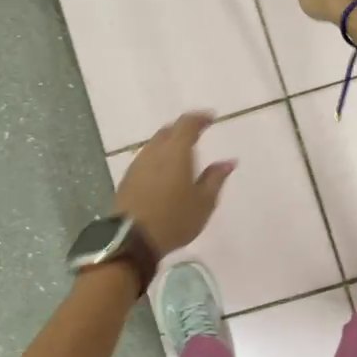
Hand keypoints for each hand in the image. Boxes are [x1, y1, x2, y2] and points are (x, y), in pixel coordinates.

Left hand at [114, 112, 236, 255]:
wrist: (132, 238)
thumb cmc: (175, 219)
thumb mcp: (204, 202)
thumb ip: (216, 178)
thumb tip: (228, 161)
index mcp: (176, 151)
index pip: (187, 123)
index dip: (200, 118)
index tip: (211, 119)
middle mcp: (154, 151)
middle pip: (168, 130)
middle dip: (183, 129)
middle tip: (197, 135)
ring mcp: (137, 163)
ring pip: (154, 144)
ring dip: (168, 143)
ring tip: (182, 155)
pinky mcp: (127, 177)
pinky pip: (145, 158)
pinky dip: (157, 157)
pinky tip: (164, 171)